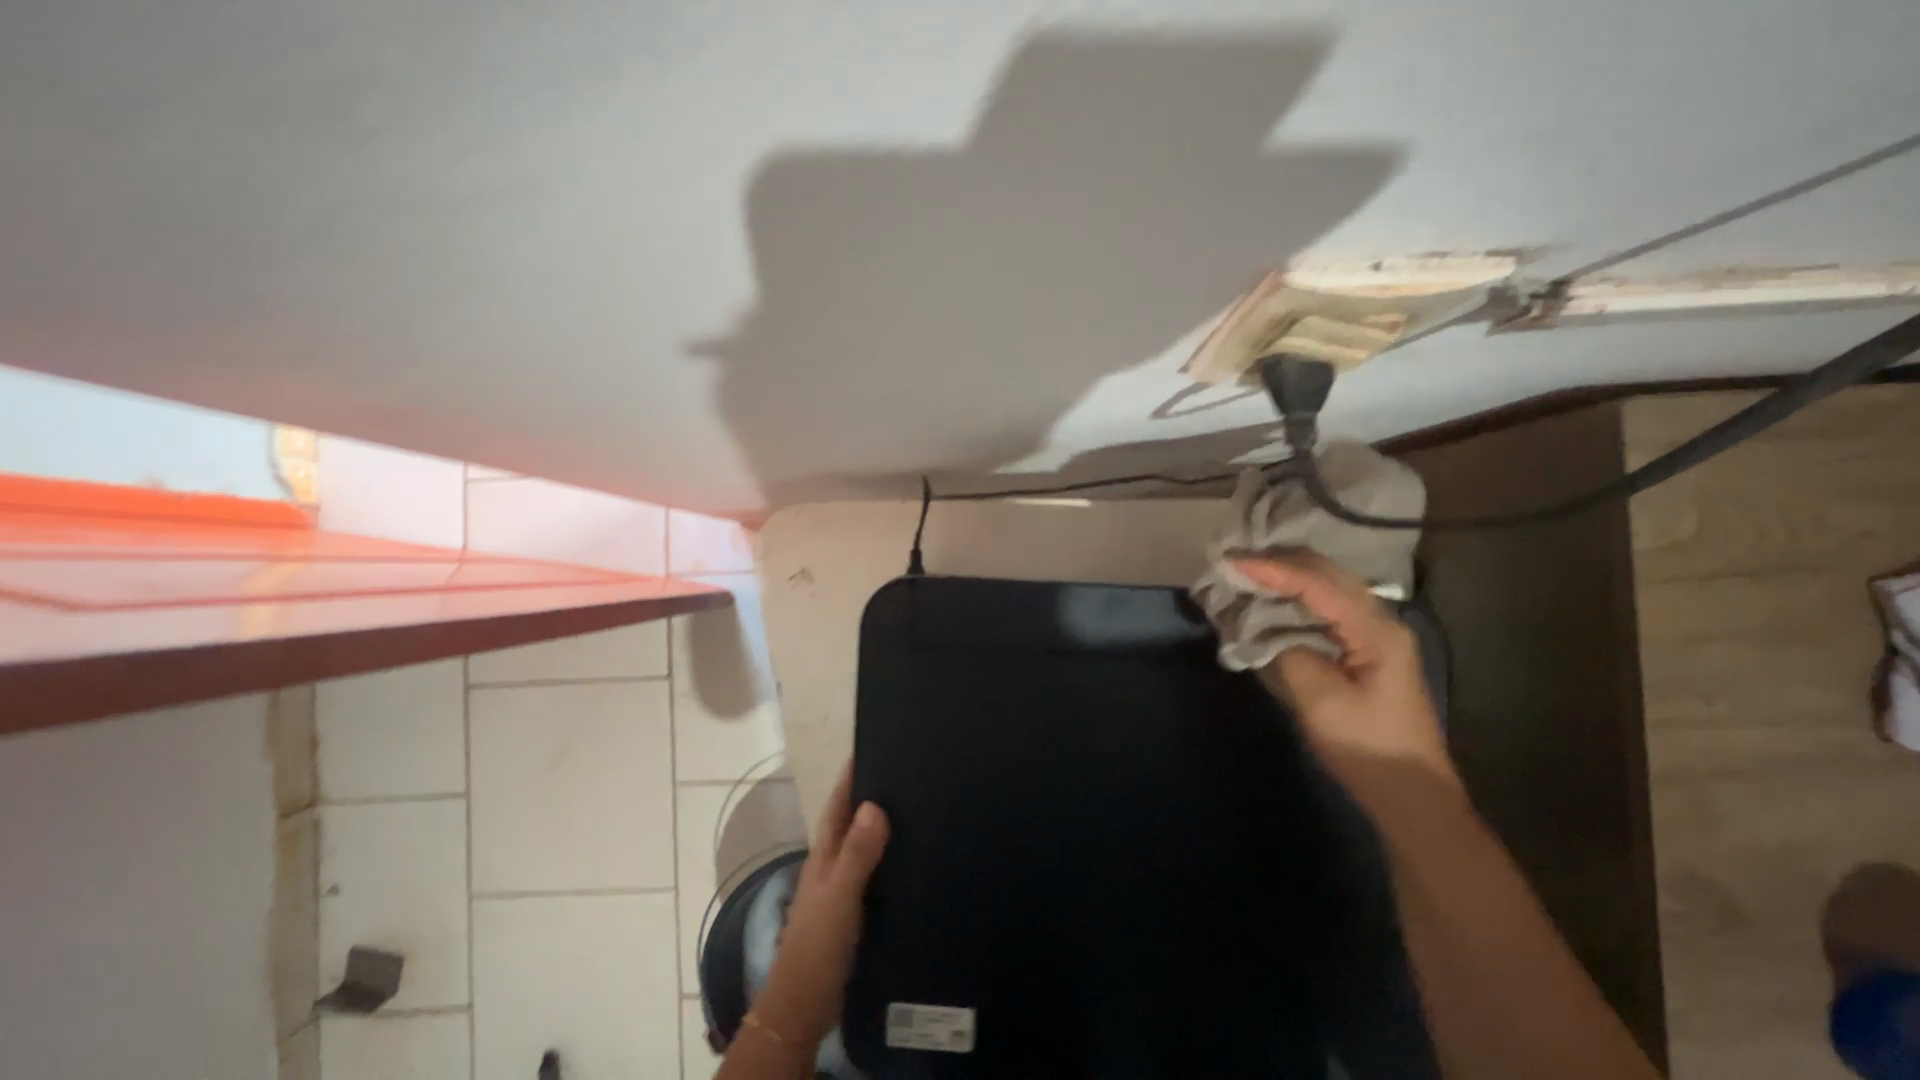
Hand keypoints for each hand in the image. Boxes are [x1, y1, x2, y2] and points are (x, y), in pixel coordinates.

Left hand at [753, 763, 890, 1046]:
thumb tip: (875, 804)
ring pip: (866, 848)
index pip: (839, 804)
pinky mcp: (856, 915)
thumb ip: (856, 854)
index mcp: (824, 856)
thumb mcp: (839, 897)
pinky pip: (877, 876)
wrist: (805, 1005)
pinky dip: (892, 862)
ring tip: (923, 809)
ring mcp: (842, 891)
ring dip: (886, 829)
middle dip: (875, 795)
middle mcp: (832, 867)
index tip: (875, 742)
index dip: (852, 775)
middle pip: (853, 822)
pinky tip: (916, 863)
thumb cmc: (817, 946)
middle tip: (913, 772)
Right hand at [1232, 552, 1458, 808]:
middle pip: (1328, 574)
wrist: (1410, 793)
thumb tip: (1265, 629)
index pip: (1317, 584)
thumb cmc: (1367, 747)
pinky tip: (1275, 602)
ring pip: (1330, 588)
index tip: (1231, 563)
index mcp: (1375, 630)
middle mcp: (1381, 621)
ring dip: (1290, 576)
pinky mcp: (1368, 651)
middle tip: (1235, 560)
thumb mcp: (1321, 702)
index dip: (1272, 569)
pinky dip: (1299, 598)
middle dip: (1281, 562)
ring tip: (1249, 573)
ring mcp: (1377, 636)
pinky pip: (1330, 609)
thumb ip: (1290, 654)